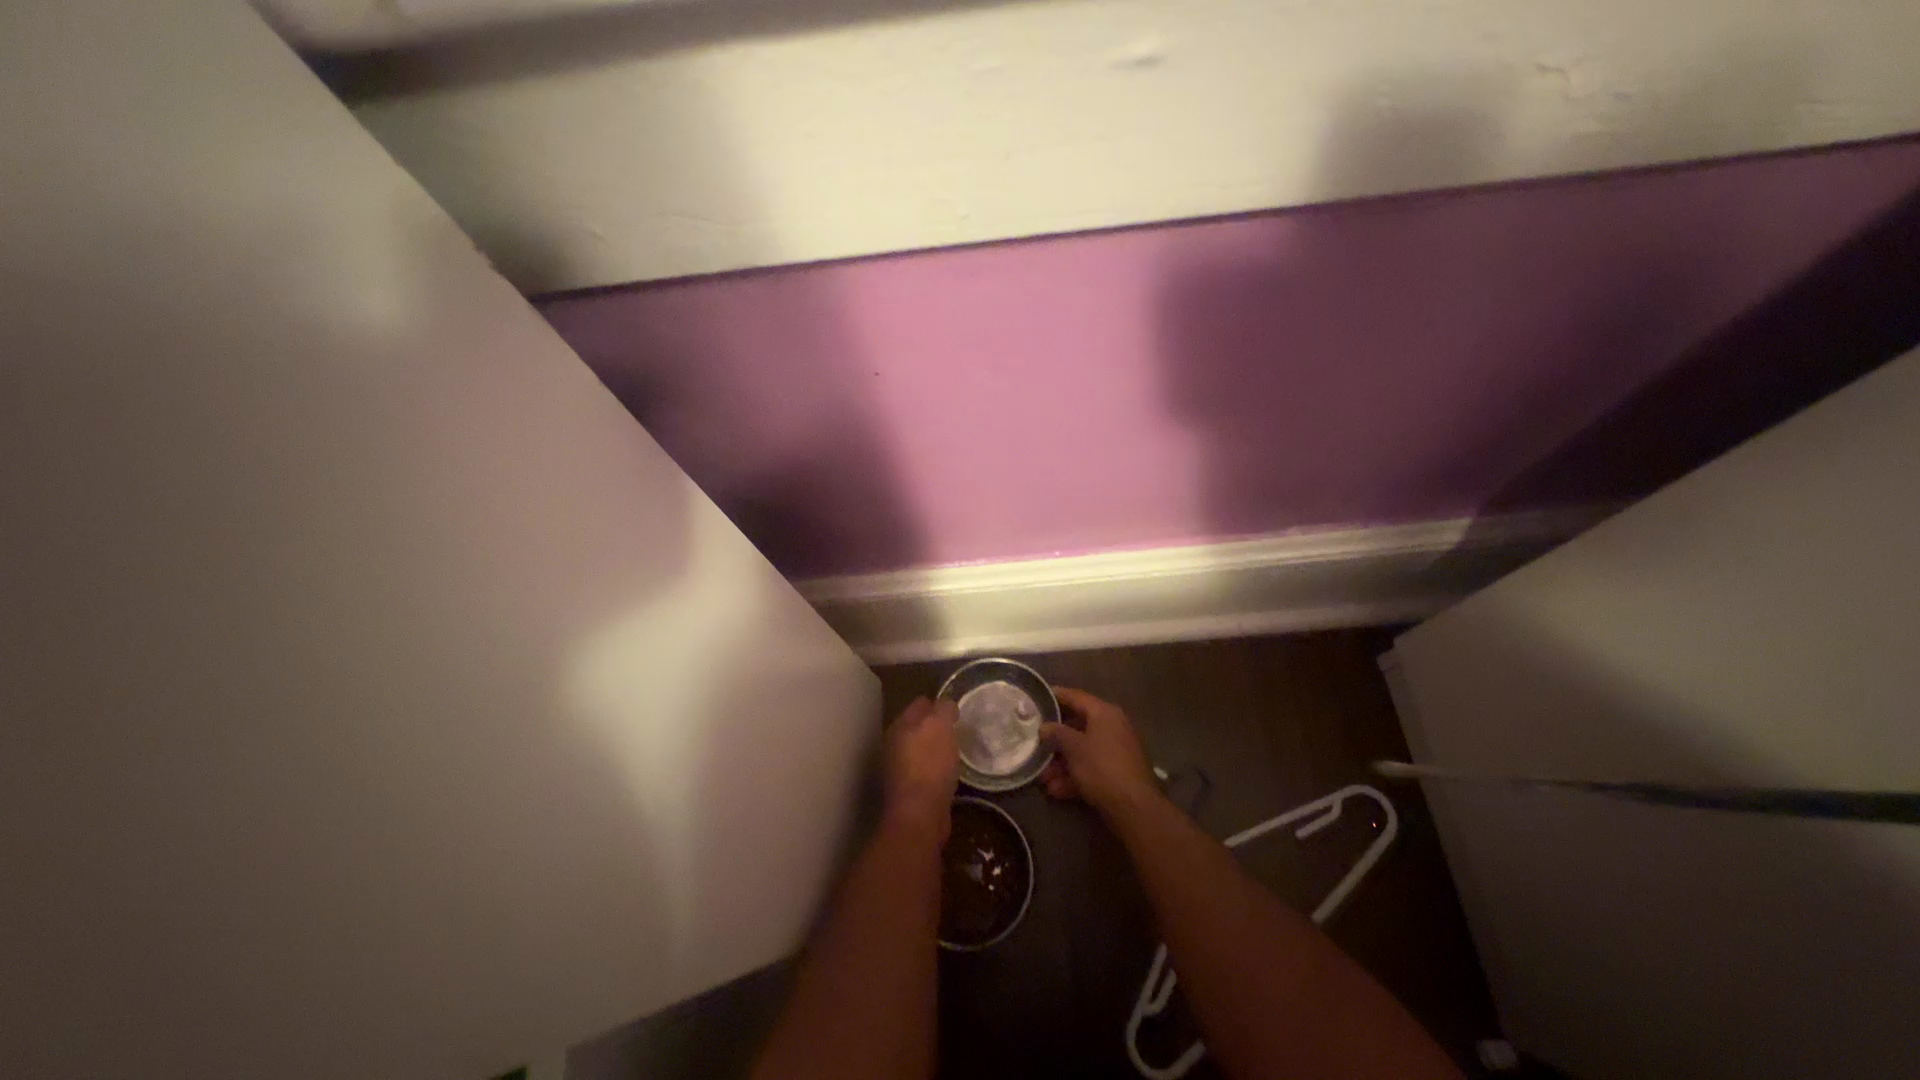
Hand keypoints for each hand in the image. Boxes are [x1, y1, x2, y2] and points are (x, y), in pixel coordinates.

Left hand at [883, 697, 958, 836]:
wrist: (920, 815)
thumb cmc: (930, 765)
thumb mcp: (940, 727)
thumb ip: (943, 710)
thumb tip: (946, 704)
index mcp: (900, 725)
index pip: (920, 704)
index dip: (939, 703)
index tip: (957, 709)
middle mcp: (895, 744)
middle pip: (919, 728)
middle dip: (936, 727)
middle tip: (959, 730)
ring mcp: (900, 769)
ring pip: (922, 751)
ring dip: (936, 750)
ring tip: (957, 751)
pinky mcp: (910, 791)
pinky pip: (926, 772)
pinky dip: (937, 771)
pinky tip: (950, 774)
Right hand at [1039, 687, 1159, 817]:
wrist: (1133, 806)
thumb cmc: (1101, 767)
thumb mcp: (1074, 748)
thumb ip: (1057, 733)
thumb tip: (1045, 726)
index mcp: (1105, 714)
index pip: (1076, 697)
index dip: (1056, 696)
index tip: (1037, 697)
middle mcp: (1113, 727)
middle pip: (1078, 727)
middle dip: (1055, 741)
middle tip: (1034, 745)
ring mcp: (1116, 751)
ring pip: (1082, 751)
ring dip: (1061, 764)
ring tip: (1042, 778)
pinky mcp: (1117, 773)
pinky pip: (1091, 768)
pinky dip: (1074, 777)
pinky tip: (1056, 791)